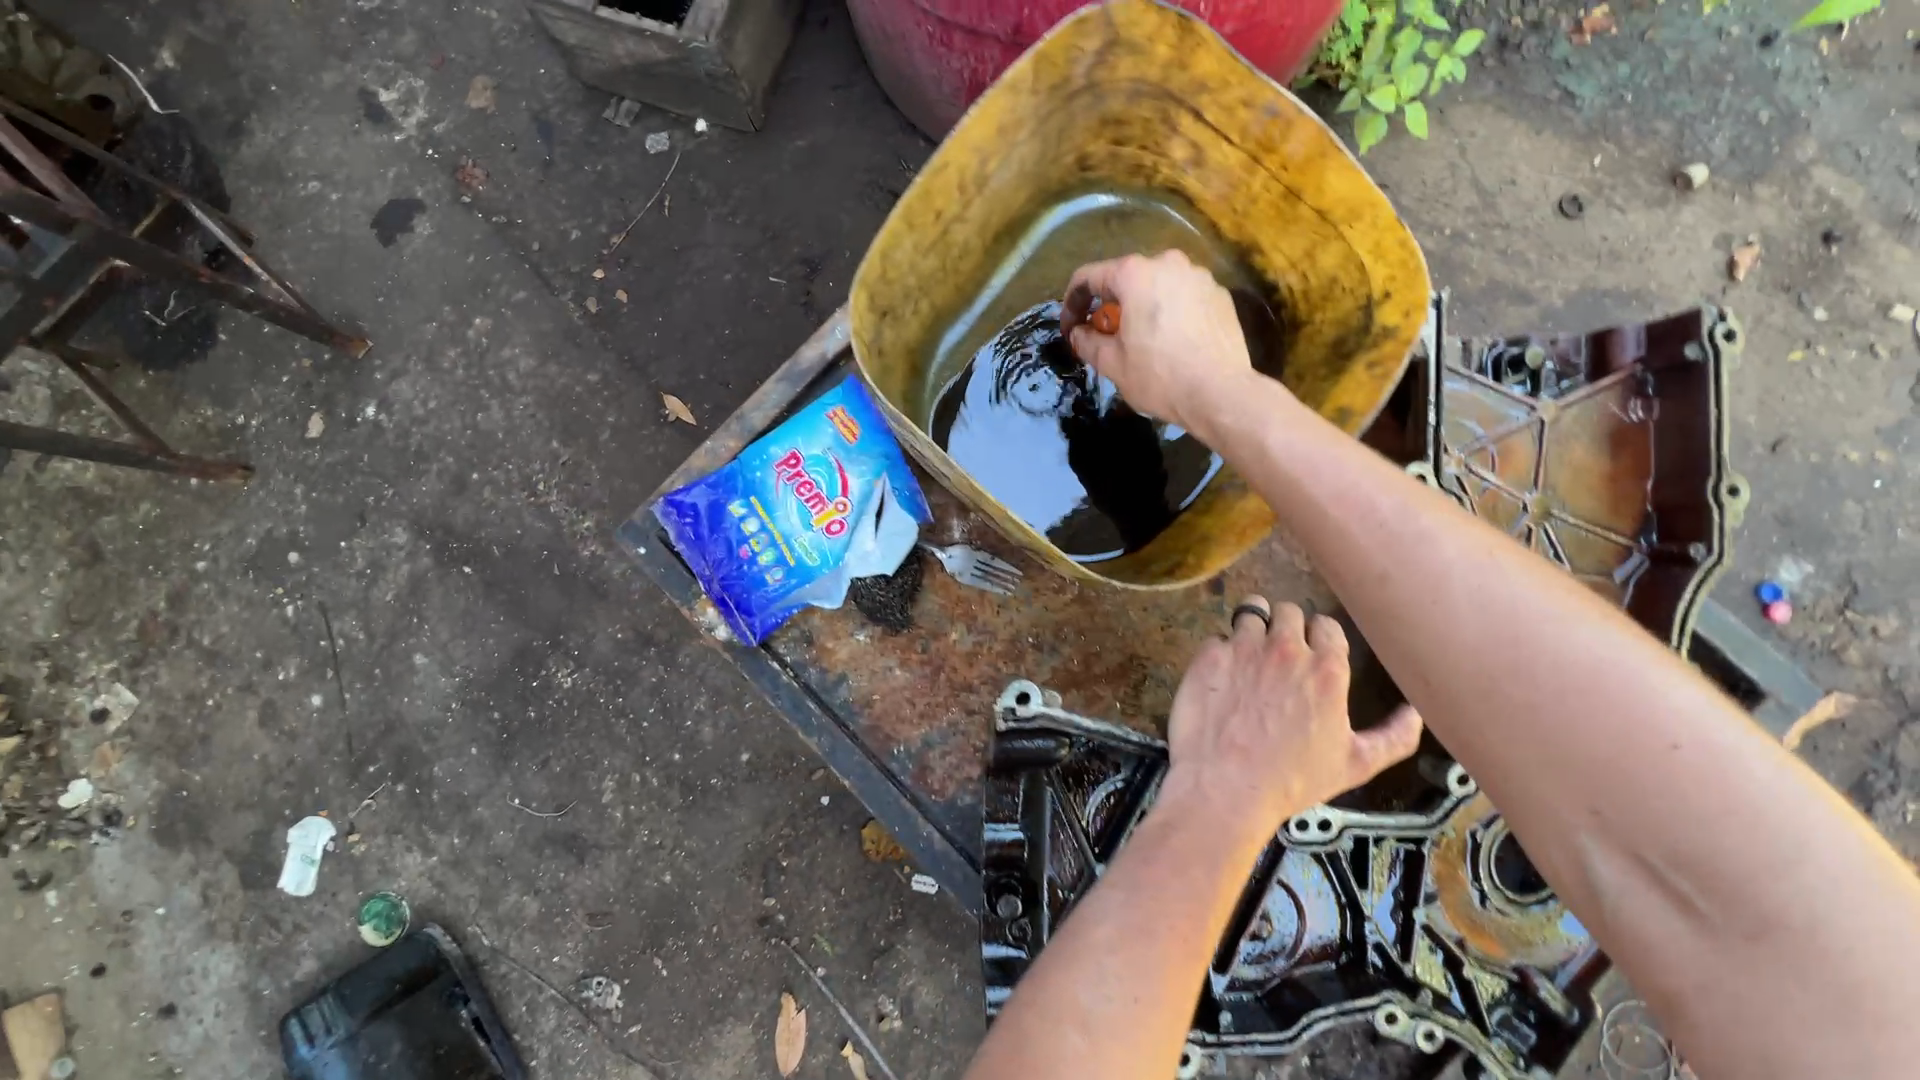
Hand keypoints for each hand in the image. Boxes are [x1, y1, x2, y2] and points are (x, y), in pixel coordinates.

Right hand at [1061, 250, 1255, 434]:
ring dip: (1142, 308)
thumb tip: (1078, 334)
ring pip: (1158, 286)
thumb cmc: (1160, 376)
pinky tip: (1172, 343)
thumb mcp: (1113, 364)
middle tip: (1106, 337)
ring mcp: (1199, 276)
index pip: (1088, 277)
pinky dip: (1171, 313)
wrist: (1221, 393)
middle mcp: (1168, 263)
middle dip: (1110, 306)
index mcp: (1135, 274)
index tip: (1071, 329)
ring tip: (1141, 340)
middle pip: (1126, 279)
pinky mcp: (1220, 294)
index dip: (1071, 304)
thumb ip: (1088, 342)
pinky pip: (1184, 297)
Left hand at [1156, 595, 1423, 844]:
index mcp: (1326, 670)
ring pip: (1250, 614)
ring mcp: (1244, 649)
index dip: (1318, 637)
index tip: (1311, 653)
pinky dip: (1219, 653)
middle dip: (1285, 627)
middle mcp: (1287, 649)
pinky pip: (1216, 638)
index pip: (1327, 625)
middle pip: (1288, 612)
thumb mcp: (1356, 765)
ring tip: (1247, 657)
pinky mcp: (1209, 656)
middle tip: (1277, 655)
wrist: (1225, 787)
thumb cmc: (1292, 780)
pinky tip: (1220, 678)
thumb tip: (1417, 713)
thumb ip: (1395, 736)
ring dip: (1251, 630)